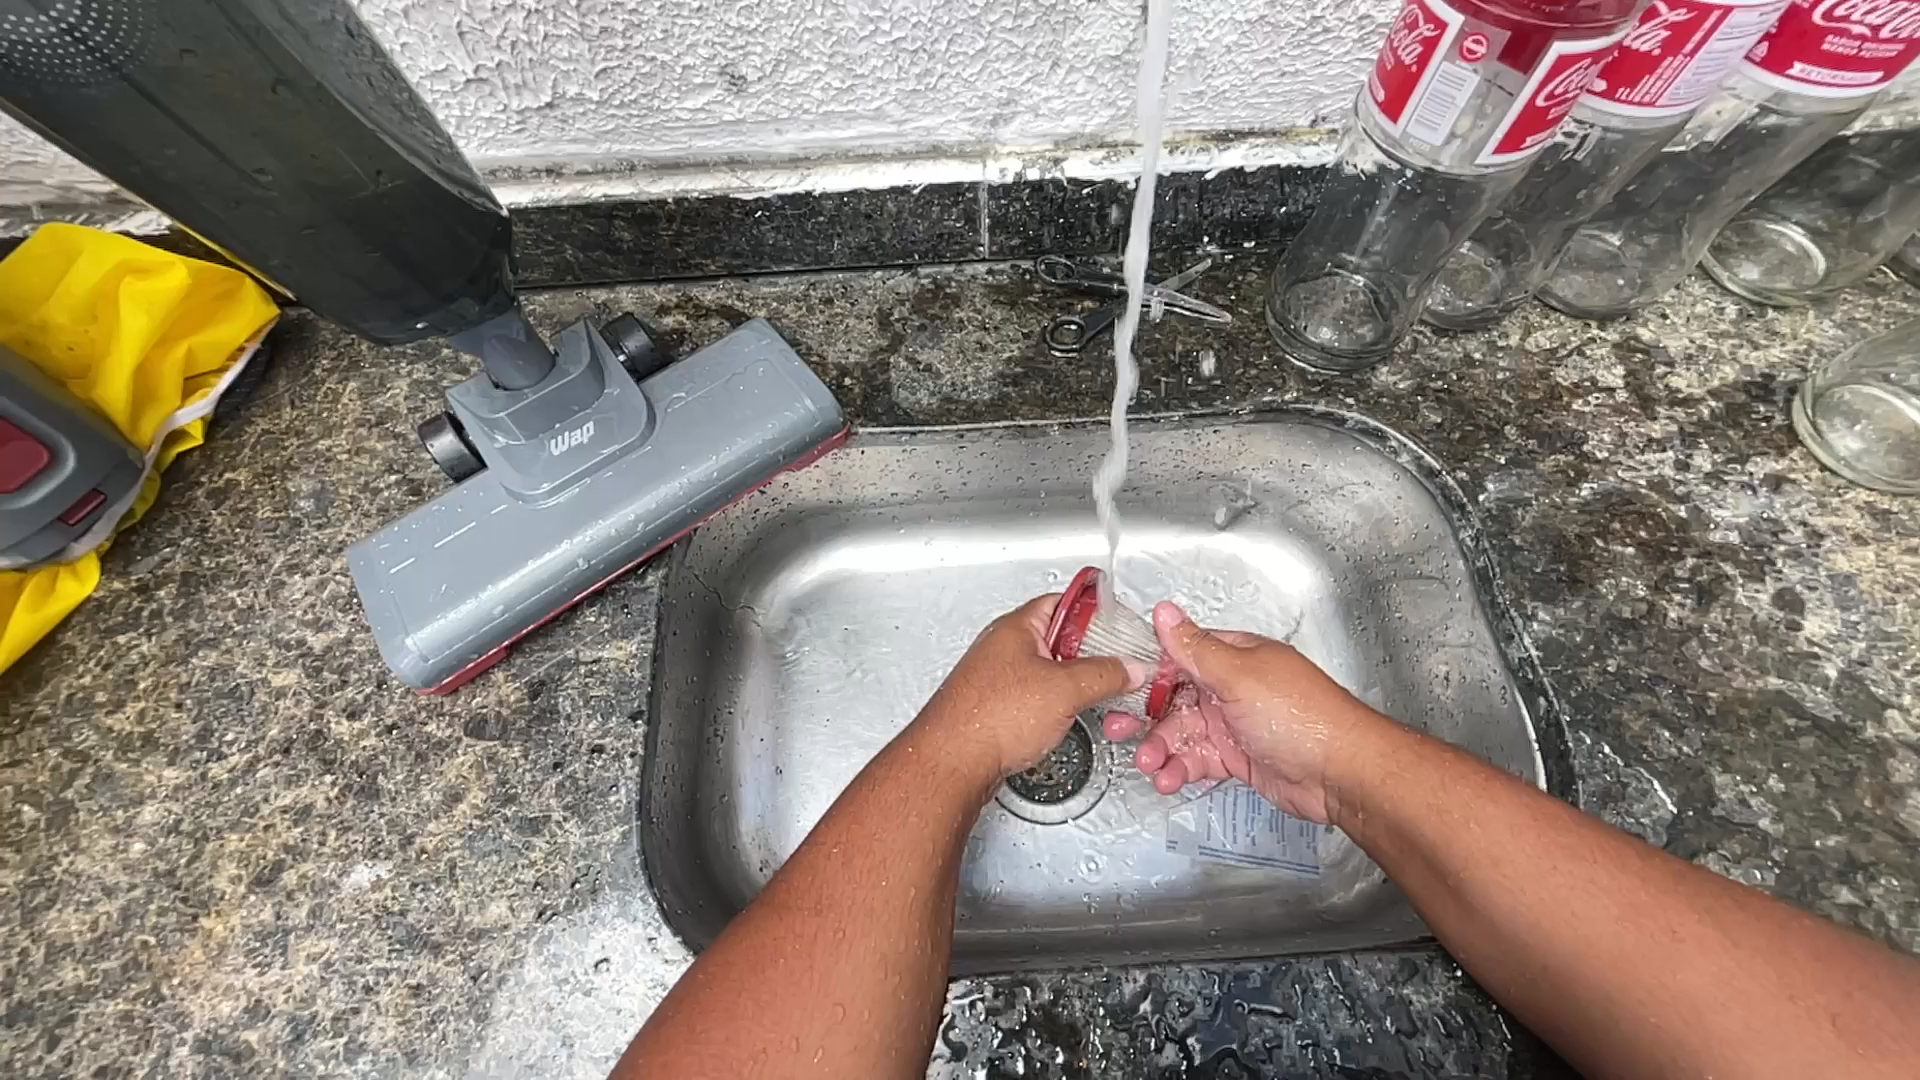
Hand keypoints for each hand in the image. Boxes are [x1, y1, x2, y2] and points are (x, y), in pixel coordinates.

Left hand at [913, 594, 1147, 785]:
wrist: (952, 763)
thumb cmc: (989, 719)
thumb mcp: (1064, 689)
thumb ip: (1104, 674)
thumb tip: (1128, 668)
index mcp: (1017, 627)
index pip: (1064, 601)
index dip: (1095, 610)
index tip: (1118, 624)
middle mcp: (1003, 646)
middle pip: (1058, 636)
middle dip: (1089, 651)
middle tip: (1113, 663)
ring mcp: (997, 677)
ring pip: (1047, 669)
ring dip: (1072, 680)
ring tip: (1093, 693)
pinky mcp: (995, 706)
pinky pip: (1034, 695)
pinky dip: (1055, 702)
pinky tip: (1063, 717)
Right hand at [1102, 602, 1391, 824]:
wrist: (1343, 776)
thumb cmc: (1303, 718)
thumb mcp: (1238, 676)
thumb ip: (1194, 647)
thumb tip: (1165, 612)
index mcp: (1233, 658)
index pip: (1179, 657)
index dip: (1149, 672)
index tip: (1123, 685)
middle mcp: (1231, 687)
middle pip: (1174, 697)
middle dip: (1145, 715)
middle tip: (1120, 728)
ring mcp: (1233, 723)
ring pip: (1181, 732)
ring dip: (1160, 747)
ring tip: (1149, 763)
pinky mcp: (1236, 757)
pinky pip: (1196, 759)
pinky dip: (1179, 769)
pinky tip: (1169, 778)